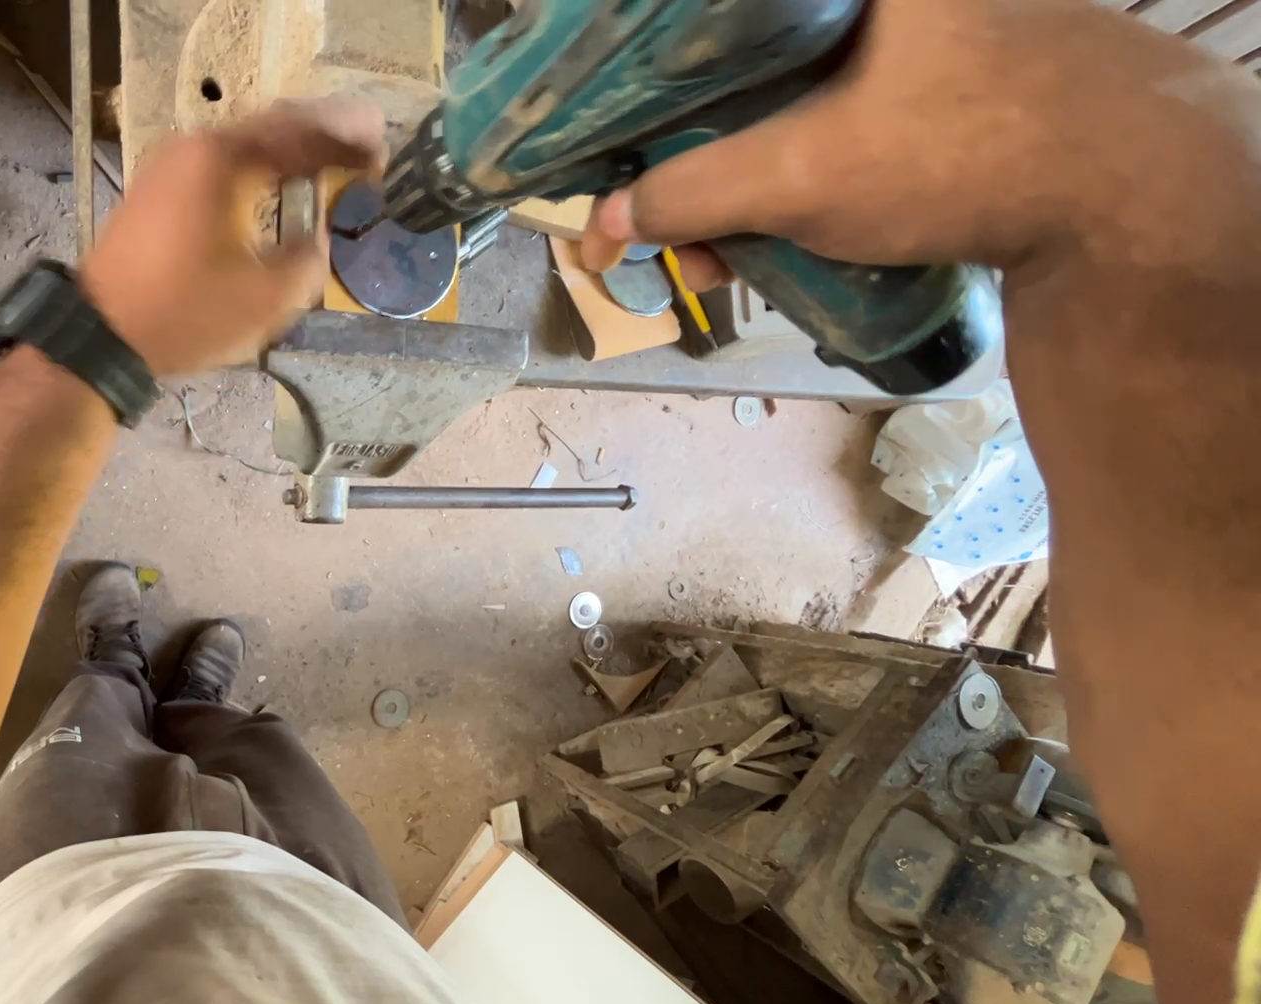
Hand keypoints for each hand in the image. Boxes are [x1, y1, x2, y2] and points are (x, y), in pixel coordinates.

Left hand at [81, 99, 385, 375]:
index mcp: (225, 163)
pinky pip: (220, 164)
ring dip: (287, 152)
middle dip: (321, 136)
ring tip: (327, 163)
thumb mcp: (264, 300)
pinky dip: (256, 170)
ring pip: (243, 144)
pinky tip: (274, 187)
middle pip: (271, 127)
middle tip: (362, 146)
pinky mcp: (158, 191)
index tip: (380, 153)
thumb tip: (317, 240)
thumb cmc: (185, 315)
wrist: (103, 334)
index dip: (347, 142)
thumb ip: (307, 262)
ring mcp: (170, 165)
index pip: (301, 134)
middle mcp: (195, 148)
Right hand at [582, 0, 1260, 278]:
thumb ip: (689, 194)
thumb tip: (603, 225)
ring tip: (698, 260)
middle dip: (672, 162)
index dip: (636, 77)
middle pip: (722, 77)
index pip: (697, 24)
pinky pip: (800, 139)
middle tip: (641, 219)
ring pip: (759, 117)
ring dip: (713, 194)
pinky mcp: (901, 95)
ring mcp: (884, 47)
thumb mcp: (800, 173)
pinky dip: (762, 197)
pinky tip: (745, 250)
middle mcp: (855, 5)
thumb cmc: (959, 152)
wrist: (1122, 197)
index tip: (600, 128)